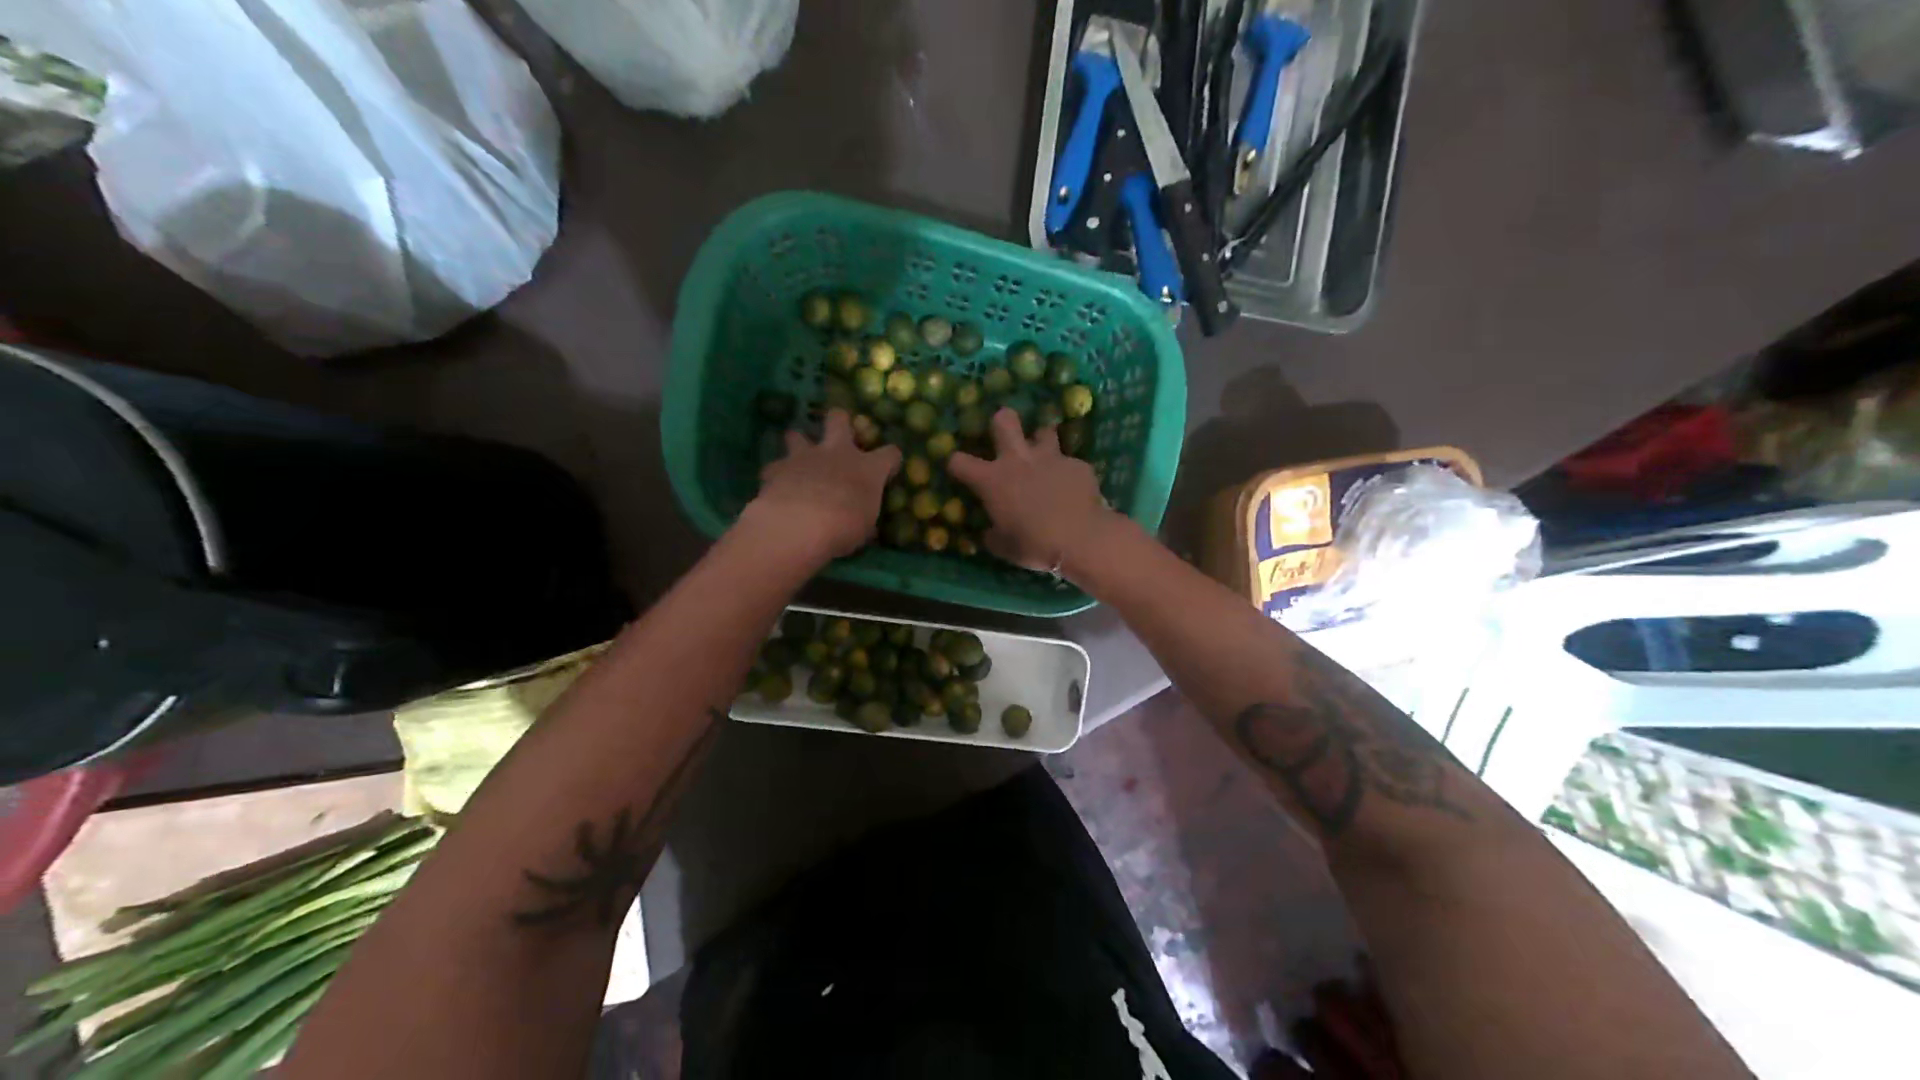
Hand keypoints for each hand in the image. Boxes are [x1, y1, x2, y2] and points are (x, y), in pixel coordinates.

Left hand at [743, 409, 899, 560]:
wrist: (800, 524)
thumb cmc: (844, 527)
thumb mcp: (864, 528)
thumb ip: (864, 517)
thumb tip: (867, 527)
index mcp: (868, 468)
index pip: (890, 454)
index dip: (890, 460)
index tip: (887, 470)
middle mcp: (838, 452)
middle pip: (839, 419)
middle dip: (838, 421)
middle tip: (837, 433)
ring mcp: (805, 456)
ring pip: (797, 434)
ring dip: (798, 444)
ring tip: (797, 459)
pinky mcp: (777, 468)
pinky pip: (775, 467)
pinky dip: (775, 475)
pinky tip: (776, 486)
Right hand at [946, 407, 1122, 572]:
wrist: (1081, 539)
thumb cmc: (1034, 545)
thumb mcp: (1005, 547)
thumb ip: (993, 535)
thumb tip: (990, 533)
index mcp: (992, 481)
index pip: (959, 461)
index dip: (956, 464)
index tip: (960, 470)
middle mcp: (1018, 460)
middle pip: (1004, 420)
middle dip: (1002, 421)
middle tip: (1005, 433)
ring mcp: (1050, 458)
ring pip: (1043, 431)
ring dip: (1041, 441)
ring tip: (1044, 457)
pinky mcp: (1078, 465)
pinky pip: (1069, 463)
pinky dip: (1068, 473)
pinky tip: (1073, 488)